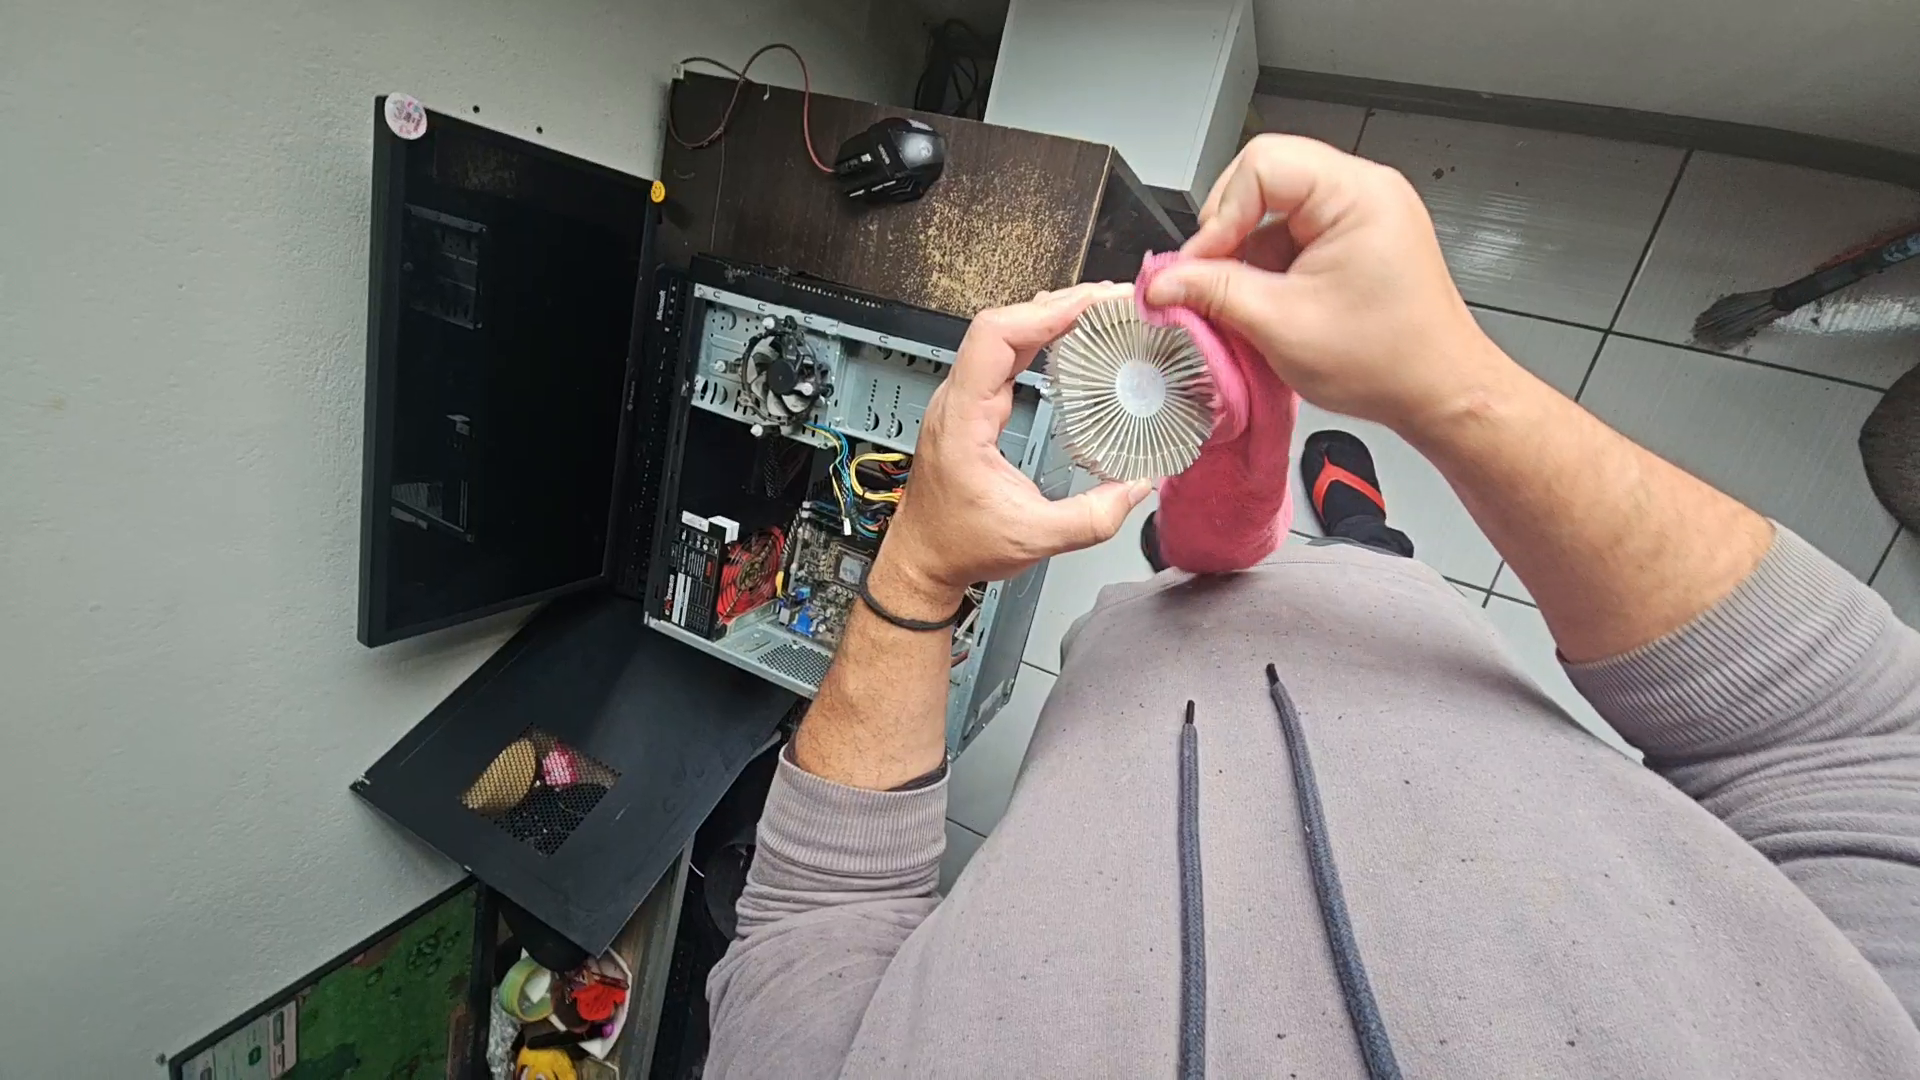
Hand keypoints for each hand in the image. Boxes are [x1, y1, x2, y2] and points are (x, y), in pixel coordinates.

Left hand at [875, 285, 1152, 611]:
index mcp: (963, 422)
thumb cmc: (956, 545)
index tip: (1089, 304)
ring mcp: (961, 403)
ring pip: (1001, 337)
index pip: (993, 338)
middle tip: (1111, 303)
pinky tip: (1068, 341)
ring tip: (1098, 313)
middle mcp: (956, 402)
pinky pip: (1002, 357)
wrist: (923, 558)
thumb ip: (1091, 518)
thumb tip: (1136, 489)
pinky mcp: (971, 410)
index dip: (1043, 312)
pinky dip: (1038, 340)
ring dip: (1048, 318)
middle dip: (1058, 306)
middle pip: (1002, 325)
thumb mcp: (1033, 538)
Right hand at [1143, 134, 1514, 439]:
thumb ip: (1214, 294)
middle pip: (1261, 184)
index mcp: (1355, 194)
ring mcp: (1354, 218)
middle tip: (1208, 285)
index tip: (1197, 271)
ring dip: (1241, 261)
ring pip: (1266, 217)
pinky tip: (1263, 310)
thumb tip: (1161, 283)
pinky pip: (1284, 242)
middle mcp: (1359, 193)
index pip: (1261, 166)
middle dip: (1225, 237)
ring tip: (1241, 308)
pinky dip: (1261, 275)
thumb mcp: (1280, 325)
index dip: (1218, 218)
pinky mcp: (1347, 245)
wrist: (1434, 391)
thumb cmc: (1382, 360)